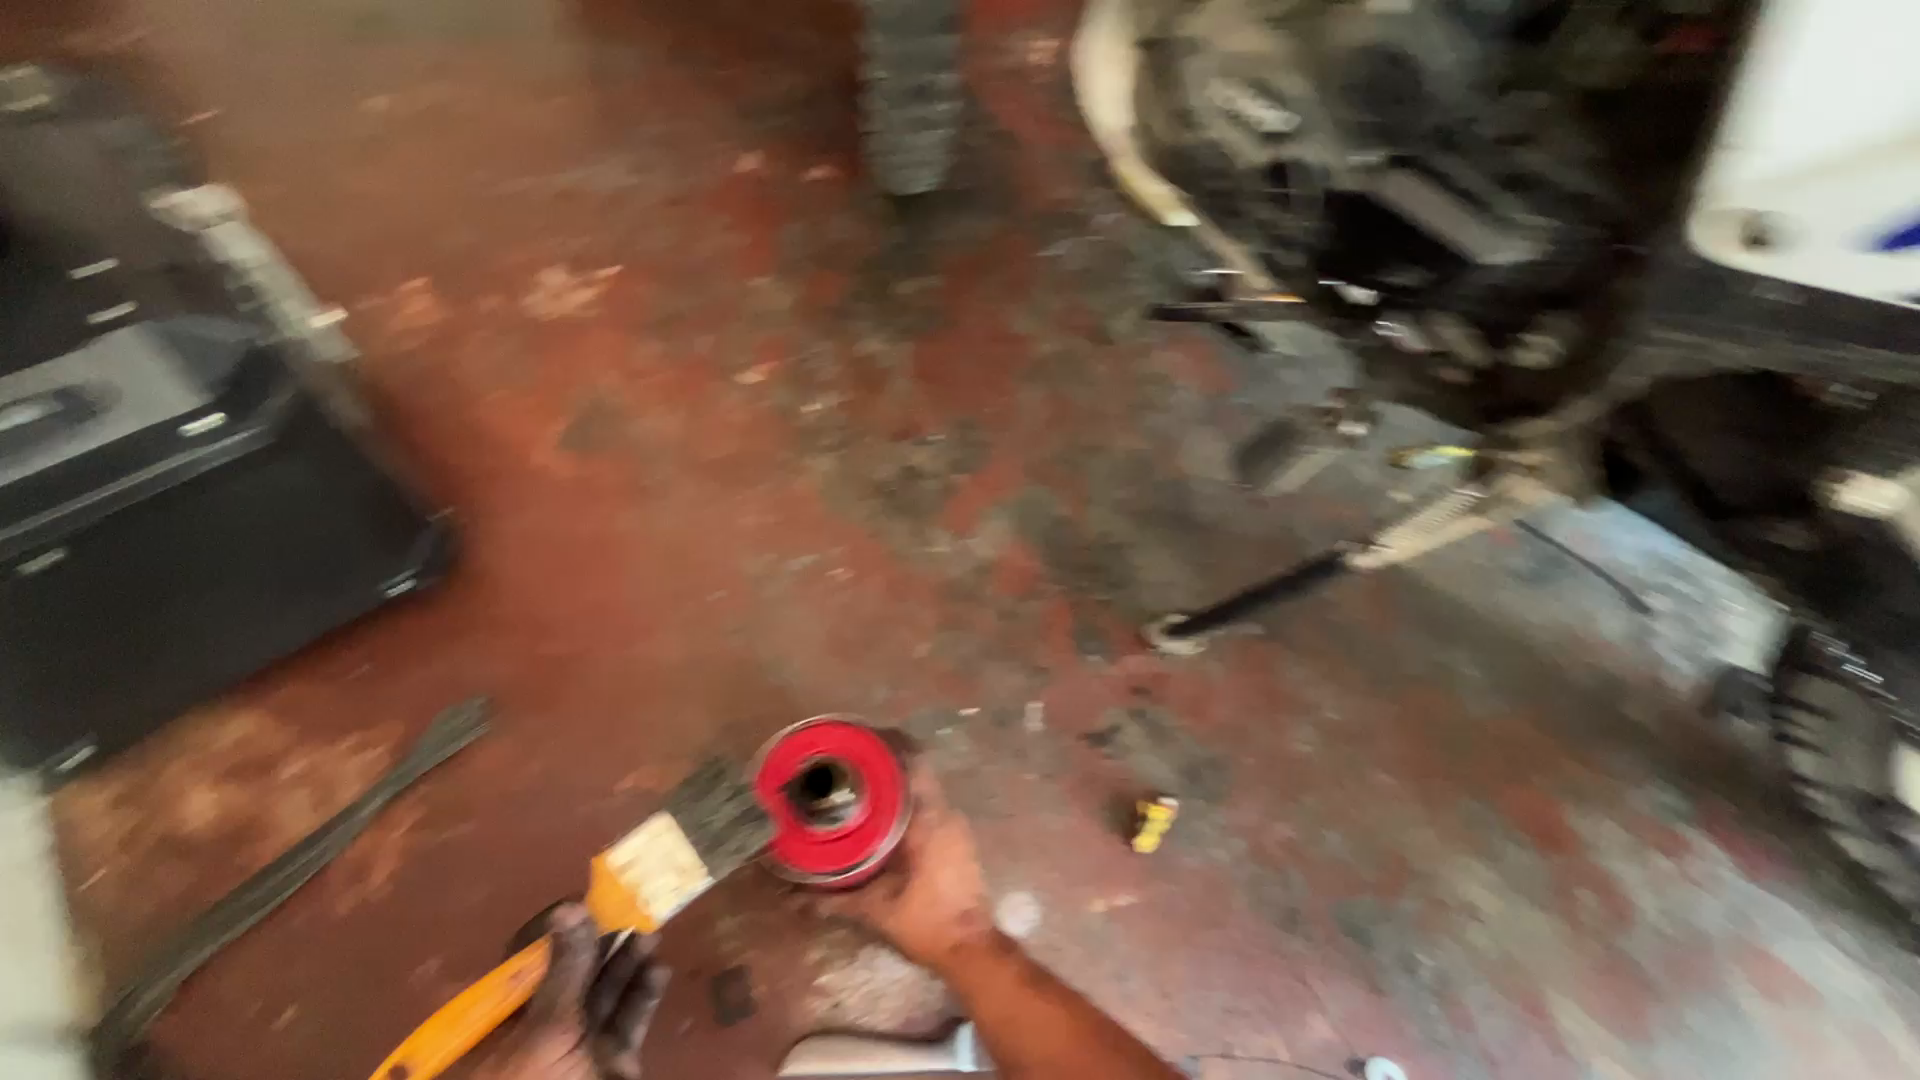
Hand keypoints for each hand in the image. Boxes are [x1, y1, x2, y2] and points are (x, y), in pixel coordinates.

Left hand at [472, 904, 670, 1079]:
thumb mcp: (549, 1032)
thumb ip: (566, 971)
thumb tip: (570, 908)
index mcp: (505, 1034)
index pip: (528, 971)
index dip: (557, 937)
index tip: (587, 902)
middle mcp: (539, 1040)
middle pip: (572, 980)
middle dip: (601, 945)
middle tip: (630, 908)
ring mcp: (578, 1055)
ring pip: (604, 998)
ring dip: (628, 964)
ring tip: (650, 932)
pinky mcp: (614, 1066)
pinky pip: (628, 1022)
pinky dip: (644, 995)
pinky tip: (658, 970)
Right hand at [808, 759, 993, 969]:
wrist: (971, 948)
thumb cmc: (926, 922)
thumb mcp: (875, 911)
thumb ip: (832, 901)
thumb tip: (790, 897)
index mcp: (929, 818)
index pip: (914, 761)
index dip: (890, 743)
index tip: (860, 738)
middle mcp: (946, 812)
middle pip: (917, 769)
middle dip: (884, 762)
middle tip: (849, 763)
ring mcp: (956, 824)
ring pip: (924, 787)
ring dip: (896, 783)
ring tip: (860, 785)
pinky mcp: (958, 838)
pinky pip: (931, 805)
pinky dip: (908, 802)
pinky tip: (883, 816)